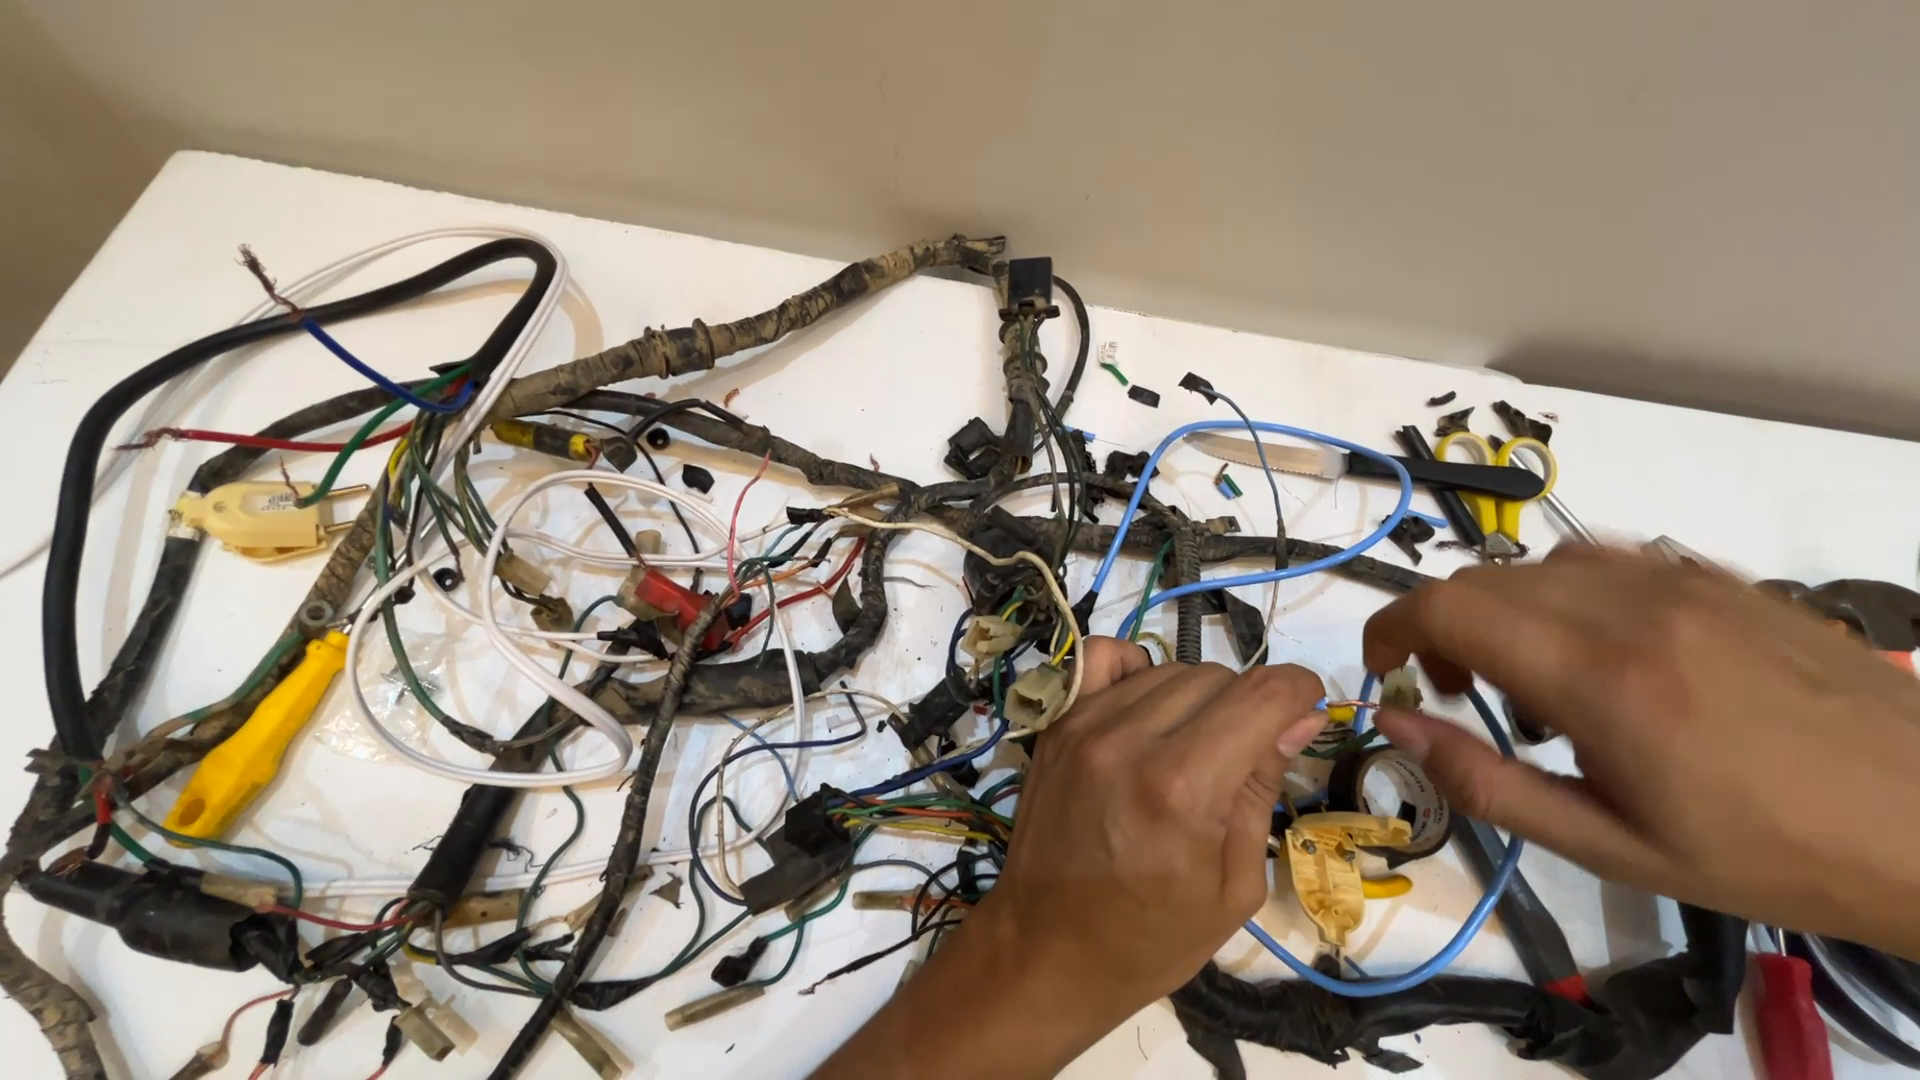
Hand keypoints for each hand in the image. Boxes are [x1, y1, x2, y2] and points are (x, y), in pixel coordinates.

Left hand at [812, 640, 1326, 1078]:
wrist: (1048, 948)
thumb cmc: (1152, 937)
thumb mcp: (1234, 884)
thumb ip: (1261, 785)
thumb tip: (1301, 716)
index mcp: (1183, 787)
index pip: (1261, 695)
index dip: (1299, 691)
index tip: (1306, 709)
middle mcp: (1129, 740)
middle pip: (1216, 678)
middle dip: (1248, 705)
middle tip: (1243, 754)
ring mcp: (1084, 725)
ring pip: (1167, 668)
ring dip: (1197, 696)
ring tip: (1193, 745)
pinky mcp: (1056, 725)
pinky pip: (1103, 658)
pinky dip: (1136, 669)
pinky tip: (1146, 708)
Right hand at [1363, 545, 1919, 956]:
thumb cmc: (1770, 854)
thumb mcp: (1608, 846)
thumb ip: (1481, 780)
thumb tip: (1393, 723)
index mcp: (1599, 678)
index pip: (1445, 608)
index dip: (1389, 628)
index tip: (1385, 669)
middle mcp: (1630, 608)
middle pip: (1479, 581)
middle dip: (1440, 630)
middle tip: (1465, 694)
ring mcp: (1682, 582)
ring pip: (1533, 564)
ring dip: (1500, 610)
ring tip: (1537, 674)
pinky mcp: (1720, 578)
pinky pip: (1601, 557)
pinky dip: (1560, 592)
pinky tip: (1599, 647)